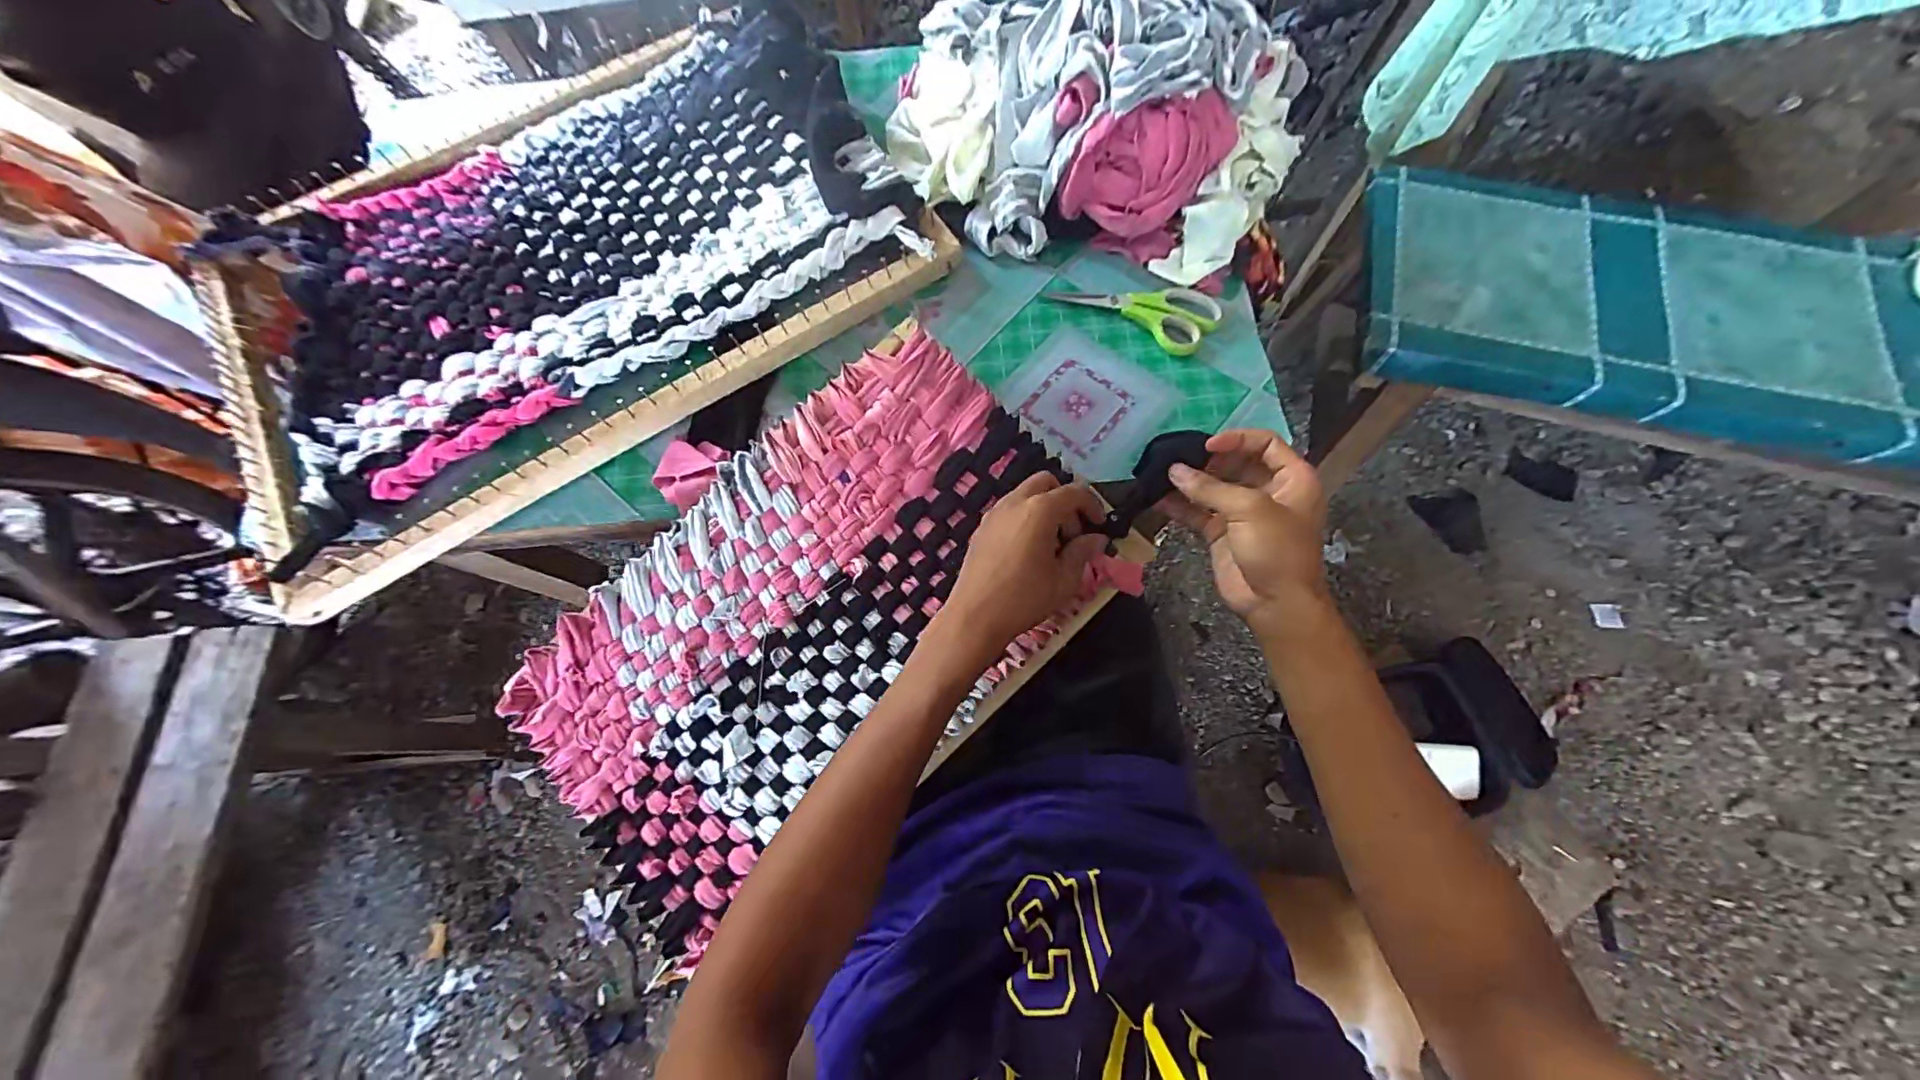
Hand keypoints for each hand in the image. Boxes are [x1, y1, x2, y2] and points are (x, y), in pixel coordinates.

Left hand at [929, 472, 1107, 669]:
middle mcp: (1014, 503)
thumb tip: (1096, 539)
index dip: (1093, 506)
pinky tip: (1028, 551)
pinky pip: (1009, 511)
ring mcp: (993, 514)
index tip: (1100, 526)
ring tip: (1051, 546)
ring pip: (1025, 495)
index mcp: (1039, 510)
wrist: (974, 617)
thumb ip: (1083, 552)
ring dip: (1044, 508)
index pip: (1074, 492)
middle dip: (1065, 500)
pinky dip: (1025, 518)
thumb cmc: (1023, 599)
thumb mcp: (1064, 580)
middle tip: (1073, 533)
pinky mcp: (981, 529)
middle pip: (1046, 482)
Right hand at [1159, 429, 1329, 638]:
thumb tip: (1174, 471)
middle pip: (1236, 463)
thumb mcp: (1250, 510)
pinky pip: (1199, 512)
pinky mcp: (1223, 533)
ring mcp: (1244, 513)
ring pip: (1214, 488)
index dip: (1237, 439)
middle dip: (1208, 461)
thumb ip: (1210, 488)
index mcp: (1293, 479)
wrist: (1276, 603)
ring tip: (1163, 475)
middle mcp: (1269, 491)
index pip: (1266, 443)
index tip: (1208, 445)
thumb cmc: (1277, 550)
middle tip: (1180, 459)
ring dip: (1190, 482)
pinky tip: (1159, 499)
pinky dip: (1180, 506)